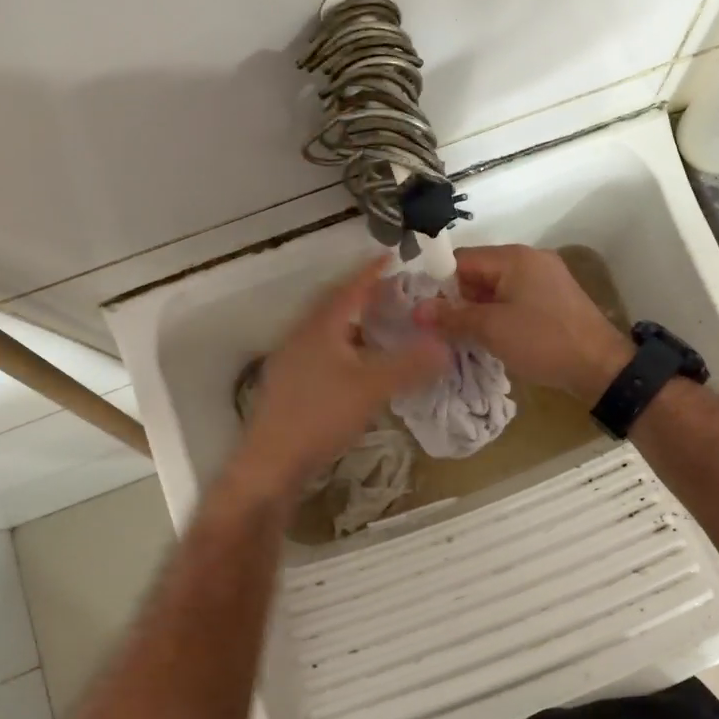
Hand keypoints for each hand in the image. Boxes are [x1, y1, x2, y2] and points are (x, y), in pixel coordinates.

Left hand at [239, 256, 448, 492]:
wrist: (272, 463)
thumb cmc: (320, 417)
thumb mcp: (373, 389)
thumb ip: (410, 365)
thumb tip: (446, 345)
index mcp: (320, 327)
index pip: (350, 288)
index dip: (372, 272)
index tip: (392, 256)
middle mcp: (302, 336)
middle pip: (335, 306)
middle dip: (364, 296)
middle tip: (393, 292)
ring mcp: (292, 361)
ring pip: (328, 331)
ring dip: (354, 323)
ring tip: (381, 325)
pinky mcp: (290, 386)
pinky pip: (322, 352)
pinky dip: (346, 348)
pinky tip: (359, 365)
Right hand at [419, 245, 632, 401]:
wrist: (601, 367)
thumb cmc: (543, 341)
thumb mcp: (491, 330)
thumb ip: (452, 317)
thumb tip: (416, 311)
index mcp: (514, 258)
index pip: (461, 259)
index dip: (437, 283)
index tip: (421, 310)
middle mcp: (530, 260)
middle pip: (478, 273)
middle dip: (457, 300)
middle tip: (437, 329)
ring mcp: (545, 280)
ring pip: (496, 290)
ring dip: (477, 312)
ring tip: (459, 338)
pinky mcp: (553, 301)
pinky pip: (514, 301)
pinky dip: (498, 317)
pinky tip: (489, 340)